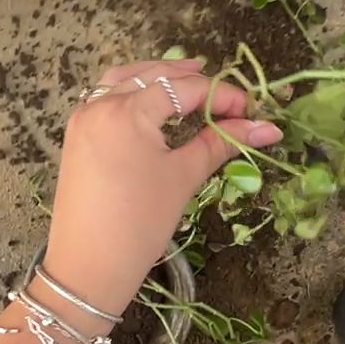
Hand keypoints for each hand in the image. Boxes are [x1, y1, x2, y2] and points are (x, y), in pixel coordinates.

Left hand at [41, 58, 282, 315]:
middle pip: (154, 76)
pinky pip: (105, 99)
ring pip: (124, 80)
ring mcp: (82, 120)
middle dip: (192, 81)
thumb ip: (221, 143)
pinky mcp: (76, 137)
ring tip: (189, 80)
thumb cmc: (139, 224)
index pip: (184, 88)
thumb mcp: (183, 178)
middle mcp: (99, 105)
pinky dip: (131, 92)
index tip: (250, 111)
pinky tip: (151, 103)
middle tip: (226, 97)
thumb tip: (268, 128)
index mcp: (126, 112)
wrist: (88, 267)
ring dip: (157, 77)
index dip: (222, 95)